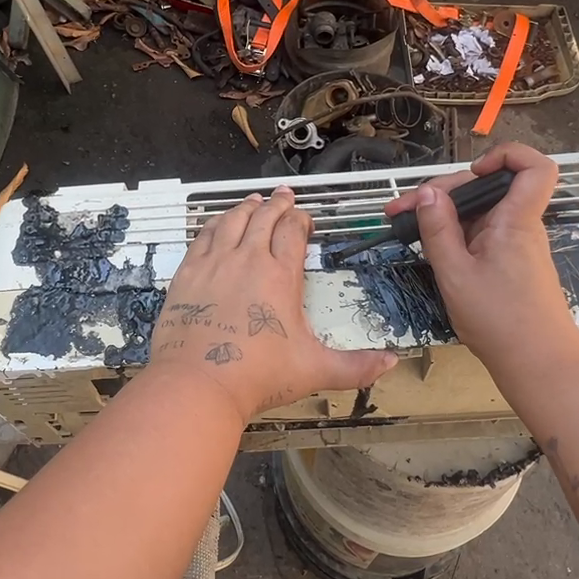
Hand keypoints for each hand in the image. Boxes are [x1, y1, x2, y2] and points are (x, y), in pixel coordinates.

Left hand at [150, 186, 397, 421]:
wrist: (199, 383)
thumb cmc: (257, 375)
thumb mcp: (314, 370)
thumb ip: (355, 366)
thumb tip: (390, 361)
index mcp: (280, 275)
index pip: (293, 231)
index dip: (300, 220)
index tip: (304, 220)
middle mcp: (248, 259)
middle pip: (264, 217)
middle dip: (277, 204)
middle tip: (284, 195)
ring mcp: (215, 262)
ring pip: (233, 220)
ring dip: (246, 207)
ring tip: (254, 200)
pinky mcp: (188, 272)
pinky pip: (204, 235)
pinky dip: (216, 223)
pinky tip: (219, 222)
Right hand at [383, 143, 578, 390]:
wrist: (540, 368)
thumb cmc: (500, 322)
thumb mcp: (456, 274)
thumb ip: (438, 230)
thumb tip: (426, 193)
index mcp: (516, 221)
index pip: (534, 167)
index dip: (506, 156)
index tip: (471, 173)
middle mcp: (520, 226)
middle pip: (486, 187)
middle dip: (441, 191)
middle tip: (400, 211)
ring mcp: (516, 245)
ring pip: (479, 210)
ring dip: (442, 213)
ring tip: (403, 226)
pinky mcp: (510, 263)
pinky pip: (480, 232)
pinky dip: (453, 232)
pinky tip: (428, 245)